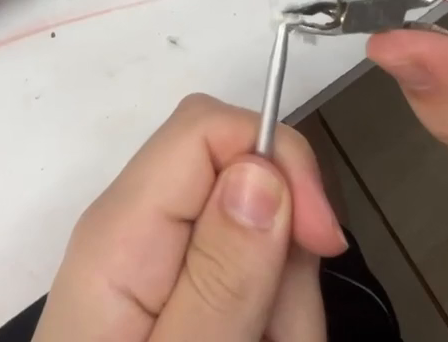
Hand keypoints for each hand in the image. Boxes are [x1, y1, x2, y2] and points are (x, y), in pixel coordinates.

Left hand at [36, 94, 347, 341]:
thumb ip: (218, 272)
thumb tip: (261, 170)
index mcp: (123, 228)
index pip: (206, 126)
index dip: (277, 156)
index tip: (324, 239)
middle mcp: (139, 230)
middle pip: (246, 186)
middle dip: (286, 263)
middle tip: (270, 339)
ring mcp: (164, 267)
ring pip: (265, 249)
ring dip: (283, 316)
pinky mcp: (187, 301)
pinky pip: (258, 295)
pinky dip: (273, 331)